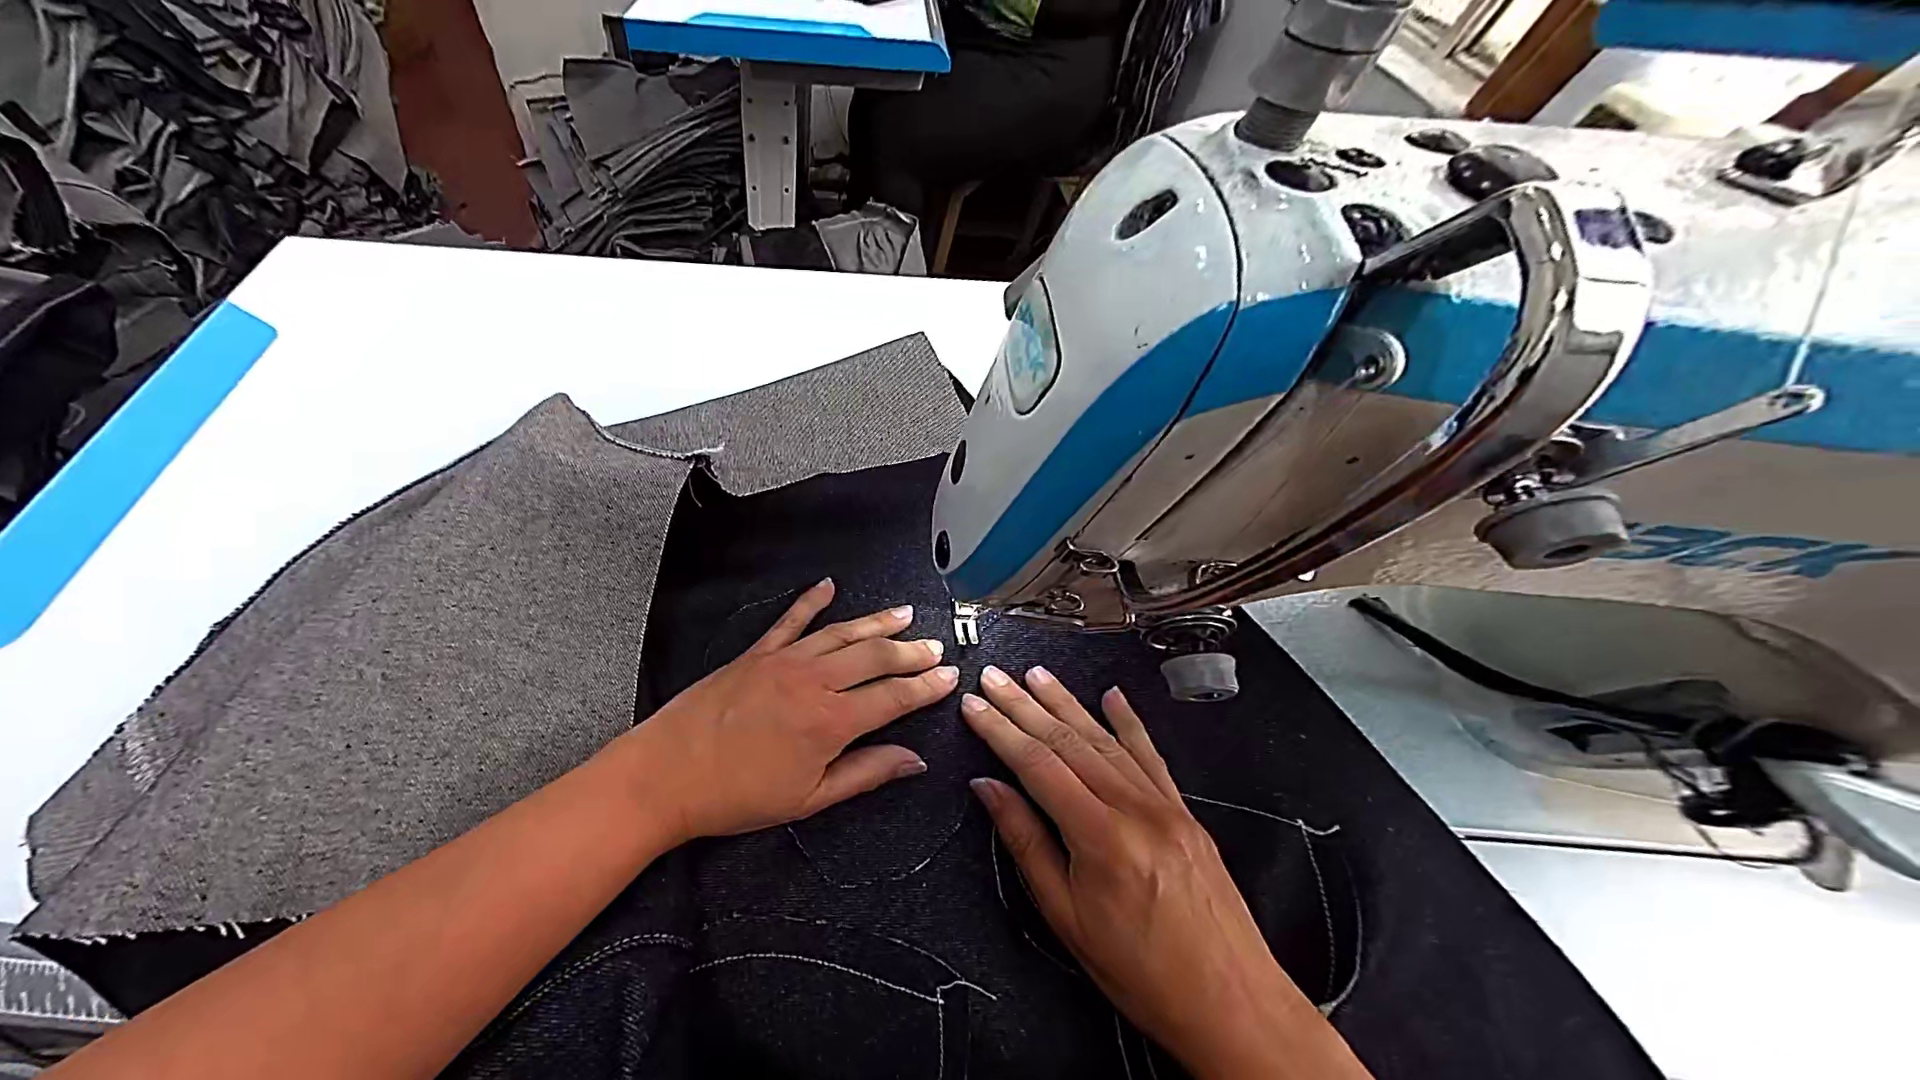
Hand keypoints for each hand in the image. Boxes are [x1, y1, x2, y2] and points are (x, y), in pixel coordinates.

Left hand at [617, 578, 957, 841]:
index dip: (927, 686)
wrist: (665, 775)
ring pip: (844, 633)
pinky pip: (792, 620)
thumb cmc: (734, 796)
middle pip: (877, 657)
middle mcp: (813, 682)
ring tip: (905, 615)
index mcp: (830, 722)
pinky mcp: (758, 653)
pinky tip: (828, 587)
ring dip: (878, 622)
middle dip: (912, 651)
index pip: (895, 697)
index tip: (948, 678)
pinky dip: (812, 601)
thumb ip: (866, 774)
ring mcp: (785, 661)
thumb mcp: (809, 798)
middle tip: (936, 647)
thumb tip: (911, 761)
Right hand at [961, 666, 1371, 1079]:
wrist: (1232, 1004)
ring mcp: (1164, 804)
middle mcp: (1136, 808)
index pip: (1038, 763)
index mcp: (1102, 837)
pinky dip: (1128, 722)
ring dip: (1067, 703)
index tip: (975, 706)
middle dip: (1024, 704)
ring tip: (1037, 676)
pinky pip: (1150, 754)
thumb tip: (990, 790)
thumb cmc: (1145, 974)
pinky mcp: (1183, 810)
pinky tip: (1113, 696)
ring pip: (1105, 739)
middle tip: (995, 678)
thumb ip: (1026, 843)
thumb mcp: (1066, 918)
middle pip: (1068, 740)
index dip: (1000, 730)